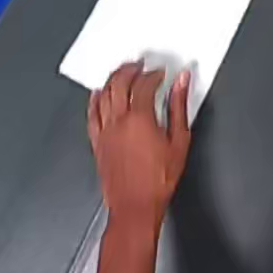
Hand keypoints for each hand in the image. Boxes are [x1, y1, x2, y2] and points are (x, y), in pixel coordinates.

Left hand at [88, 63, 190, 230]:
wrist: (135, 207)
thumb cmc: (158, 179)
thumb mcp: (179, 140)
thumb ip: (178, 106)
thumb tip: (181, 83)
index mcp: (140, 119)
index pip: (144, 85)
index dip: (153, 75)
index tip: (161, 73)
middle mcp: (118, 122)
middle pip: (119, 84)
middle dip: (130, 70)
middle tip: (140, 65)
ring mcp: (104, 132)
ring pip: (103, 95)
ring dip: (113, 79)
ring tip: (122, 72)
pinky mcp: (97, 143)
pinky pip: (91, 114)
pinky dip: (94, 100)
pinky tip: (98, 94)